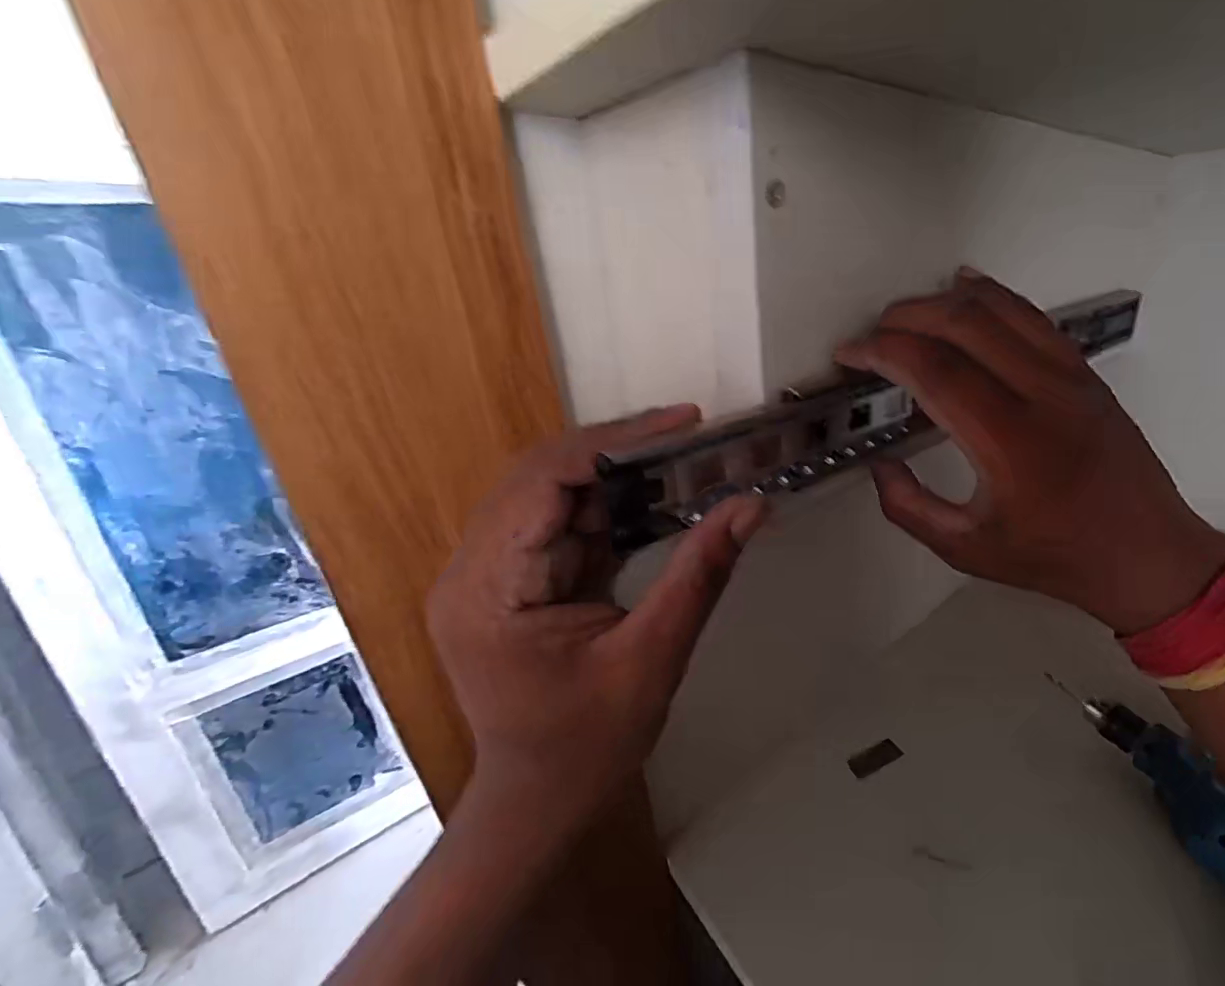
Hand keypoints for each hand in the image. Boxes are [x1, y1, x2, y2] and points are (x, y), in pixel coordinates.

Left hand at [426, 405, 765, 822]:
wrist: (537, 803)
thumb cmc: (586, 748)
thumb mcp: (651, 660)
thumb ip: (699, 576)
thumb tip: (751, 507)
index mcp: (489, 589)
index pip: (544, 481)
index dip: (614, 441)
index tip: (684, 422)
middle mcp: (473, 568)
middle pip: (543, 476)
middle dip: (618, 448)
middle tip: (689, 433)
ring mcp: (488, 573)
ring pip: (552, 493)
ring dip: (616, 474)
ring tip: (682, 457)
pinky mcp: (512, 581)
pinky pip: (561, 523)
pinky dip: (610, 506)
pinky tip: (656, 496)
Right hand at [836, 270, 1224, 634]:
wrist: (1146, 553)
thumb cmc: (1054, 556)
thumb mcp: (967, 549)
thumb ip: (909, 508)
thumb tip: (880, 464)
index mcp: (1009, 443)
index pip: (934, 370)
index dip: (882, 352)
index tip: (849, 354)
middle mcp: (1042, 394)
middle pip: (963, 323)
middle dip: (904, 317)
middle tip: (870, 336)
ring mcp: (1070, 375)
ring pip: (999, 307)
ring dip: (943, 301)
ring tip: (905, 316)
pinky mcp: (1084, 371)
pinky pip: (1032, 315)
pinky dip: (991, 294)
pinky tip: (963, 289)